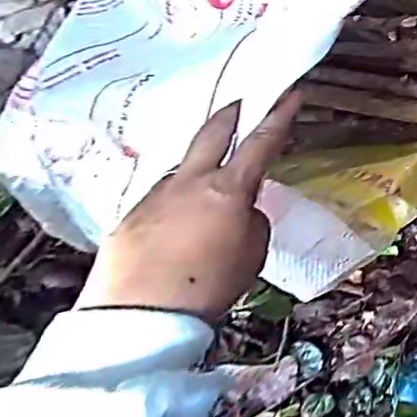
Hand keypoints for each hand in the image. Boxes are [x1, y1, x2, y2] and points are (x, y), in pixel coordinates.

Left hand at [76, 93, 298, 321]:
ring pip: (183, 165)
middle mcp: (189, 183)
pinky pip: (159, 195)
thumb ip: (252, 216)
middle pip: (212, 133)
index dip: (279, 115)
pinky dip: (175, 195)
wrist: (137, 322)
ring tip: (210, 168)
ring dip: (200, 160)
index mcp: (227, 188)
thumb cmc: (210, 285)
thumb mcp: (253, 248)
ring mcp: (153, 198)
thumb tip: (240, 208)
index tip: (290, 94)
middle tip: (243, 101)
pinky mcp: (126, 219)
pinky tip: (178, 214)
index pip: (262, 140)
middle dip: (231, 113)